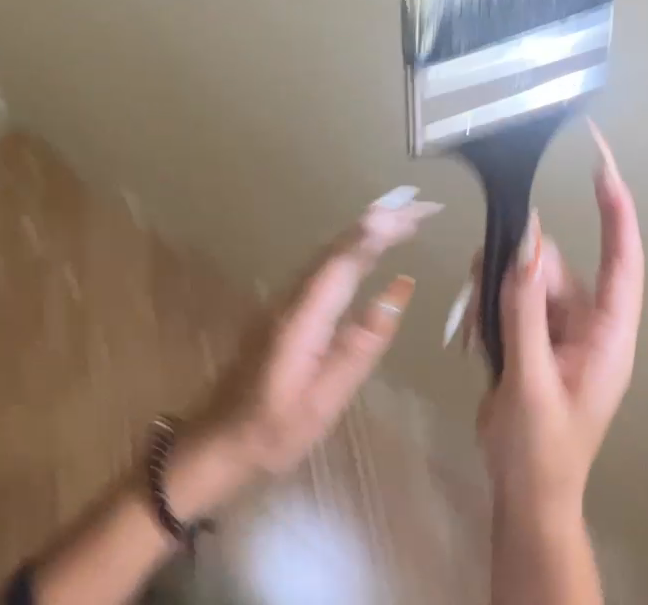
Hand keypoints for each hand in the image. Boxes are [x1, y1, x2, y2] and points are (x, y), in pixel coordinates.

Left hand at [190, 192, 439, 482]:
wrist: (224, 439)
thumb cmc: (278, 428)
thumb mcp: (327, 396)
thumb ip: (362, 343)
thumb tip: (399, 289)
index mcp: (304, 315)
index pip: (345, 259)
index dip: (378, 230)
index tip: (413, 210)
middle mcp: (292, 297)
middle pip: (338, 248)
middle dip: (380, 222)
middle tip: (423, 208)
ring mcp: (285, 301)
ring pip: (330, 254)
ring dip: (367, 232)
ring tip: (405, 218)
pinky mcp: (285, 311)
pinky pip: (324, 268)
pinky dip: (353, 250)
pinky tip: (368, 250)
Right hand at [476, 122, 642, 516]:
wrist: (525, 494)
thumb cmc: (542, 448)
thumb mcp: (531, 379)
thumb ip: (524, 310)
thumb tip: (526, 245)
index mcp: (609, 337)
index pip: (622, 262)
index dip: (617, 211)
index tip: (602, 163)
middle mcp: (589, 328)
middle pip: (557, 269)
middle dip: (518, 270)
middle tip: (482, 289)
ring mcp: (560, 335)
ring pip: (526, 283)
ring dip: (496, 294)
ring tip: (479, 330)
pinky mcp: (533, 342)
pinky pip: (510, 303)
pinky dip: (489, 311)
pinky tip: (477, 337)